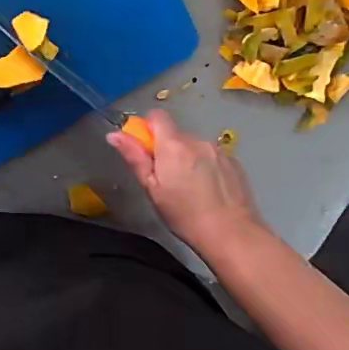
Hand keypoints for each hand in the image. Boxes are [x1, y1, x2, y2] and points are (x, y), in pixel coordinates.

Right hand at [107, 110, 266, 253]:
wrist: (231, 233)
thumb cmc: (184, 214)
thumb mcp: (152, 188)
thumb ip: (134, 157)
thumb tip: (114, 135)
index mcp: (173, 145)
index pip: (157, 116)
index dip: (147, 128)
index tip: (145, 150)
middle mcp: (197, 140)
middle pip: (175, 135)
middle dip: (167, 150)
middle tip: (166, 179)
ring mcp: (219, 150)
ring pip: (194, 146)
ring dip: (187, 158)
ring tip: (190, 188)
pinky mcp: (234, 162)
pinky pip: (212, 156)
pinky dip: (206, 166)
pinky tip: (208, 190)